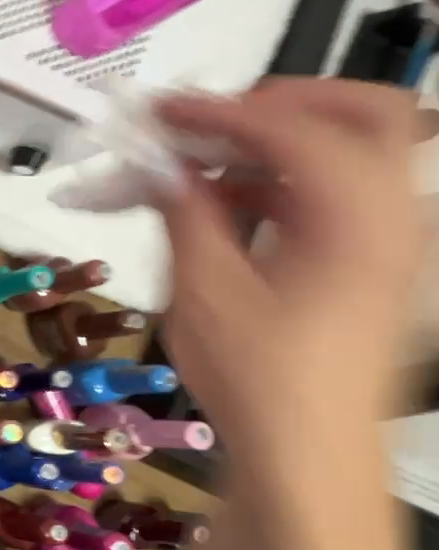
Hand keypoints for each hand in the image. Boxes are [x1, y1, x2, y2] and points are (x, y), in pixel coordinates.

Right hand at [154, 79, 429, 484]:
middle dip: (278, 103)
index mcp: (357, 219)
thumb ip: (188, 215)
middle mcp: (392, 214)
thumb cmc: (255, 373)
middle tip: (202, 121)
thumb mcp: (204, 290)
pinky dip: (275, 178)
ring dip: (271, 141)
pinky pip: (332, 190)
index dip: (221, 111)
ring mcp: (387, 234)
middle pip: (365, 115)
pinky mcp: (367, 255)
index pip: (297, 130)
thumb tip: (164, 168)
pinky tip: (215, 201)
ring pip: (351, 149)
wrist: (307, 445)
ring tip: (194, 161)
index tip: (157, 111)